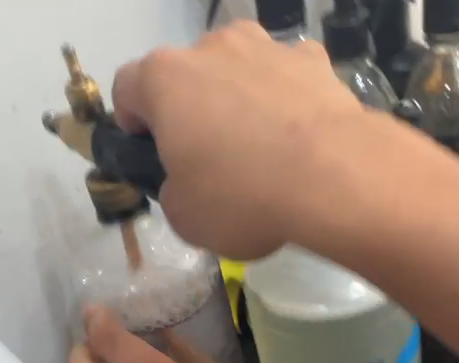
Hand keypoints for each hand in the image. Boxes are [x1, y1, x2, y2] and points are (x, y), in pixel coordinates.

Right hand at [111, 22, 377, 258]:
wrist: (332, 178)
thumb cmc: (243, 198)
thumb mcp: (186, 219)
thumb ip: (173, 193)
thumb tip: (185, 183)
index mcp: (164, 79)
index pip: (127, 89)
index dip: (134, 125)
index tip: (152, 155)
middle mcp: (210, 47)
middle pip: (189, 78)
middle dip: (194, 114)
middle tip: (213, 165)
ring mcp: (266, 47)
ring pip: (240, 73)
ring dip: (243, 103)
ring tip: (265, 154)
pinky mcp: (314, 60)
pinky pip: (289, 81)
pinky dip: (289, 104)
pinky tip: (303, 143)